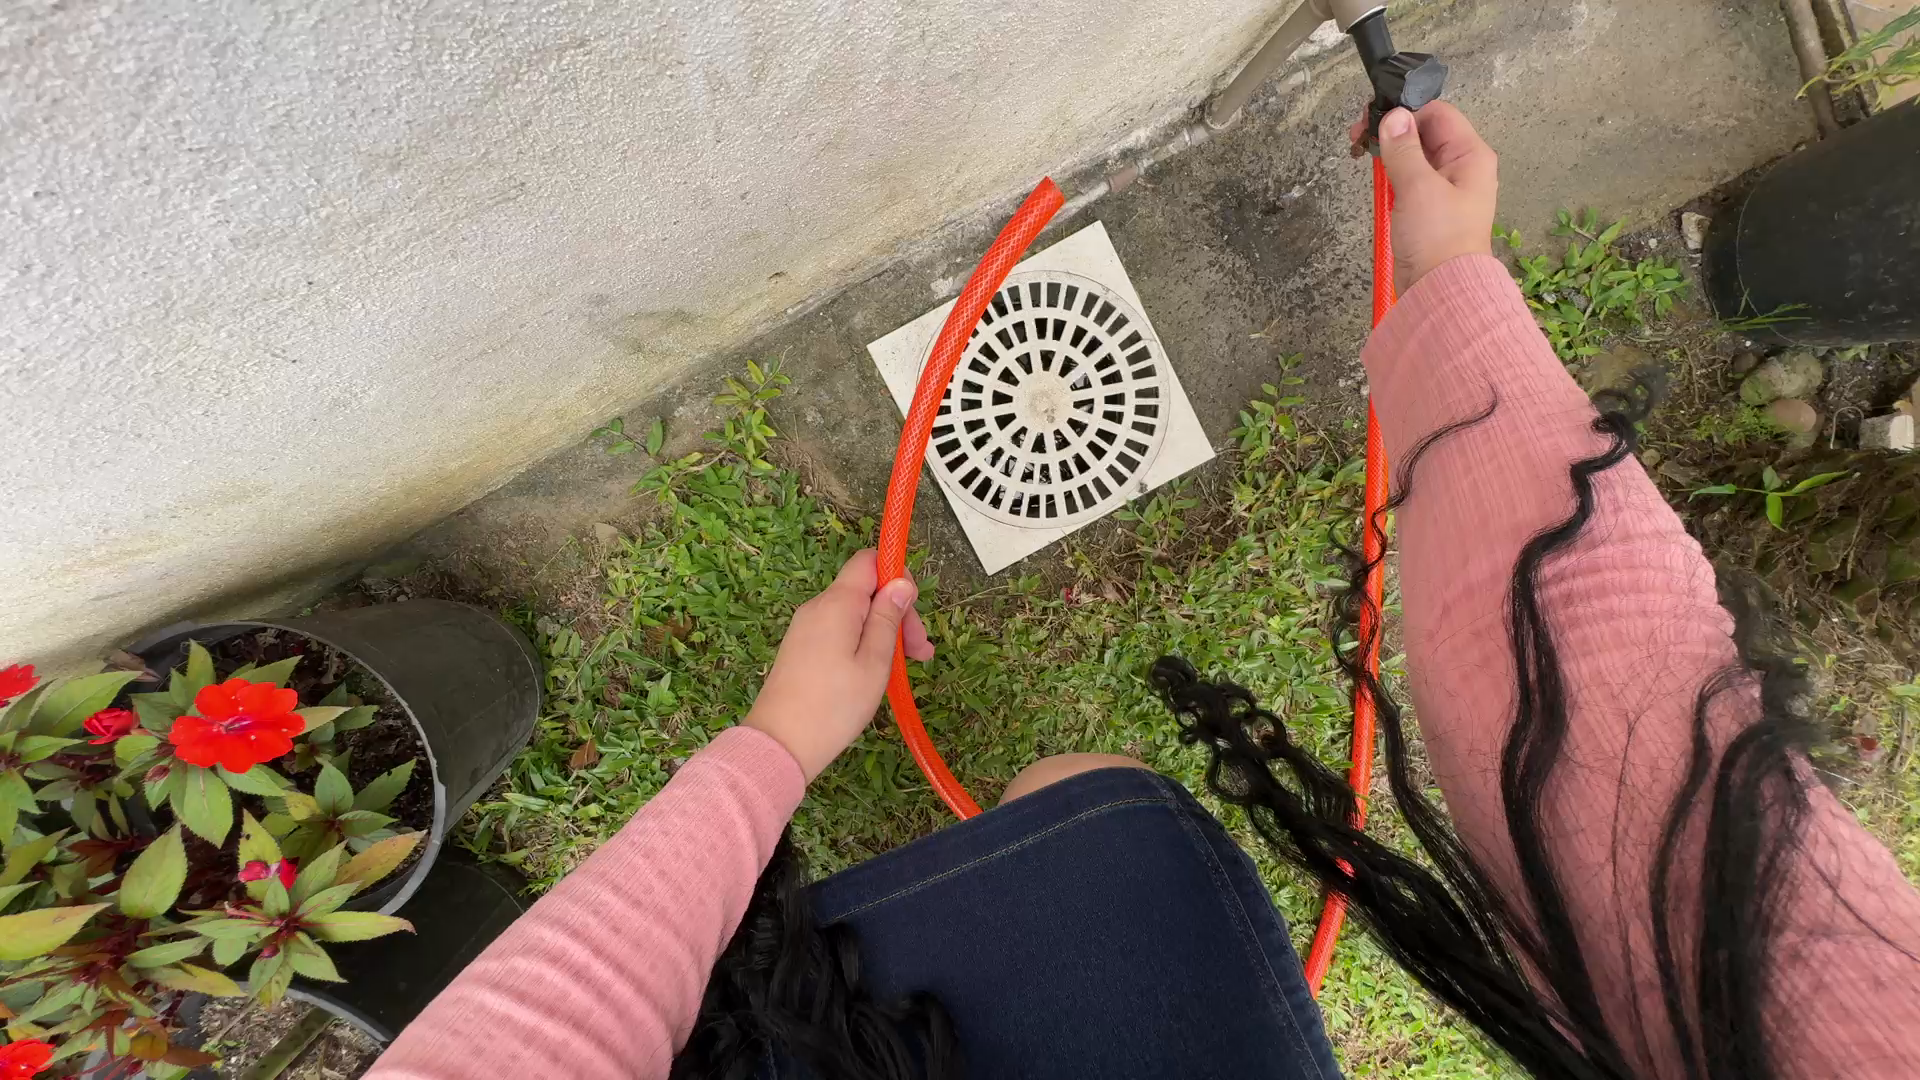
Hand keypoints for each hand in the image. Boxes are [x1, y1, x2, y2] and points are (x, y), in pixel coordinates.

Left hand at [744, 549, 934, 779]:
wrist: (779, 745)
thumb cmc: (835, 705)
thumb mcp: (875, 661)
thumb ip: (888, 617)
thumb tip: (901, 581)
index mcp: (837, 603)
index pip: (868, 561)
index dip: (895, 575)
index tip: (913, 608)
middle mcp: (818, 607)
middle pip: (865, 590)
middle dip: (897, 612)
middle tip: (921, 652)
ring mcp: (806, 628)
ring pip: (855, 613)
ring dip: (883, 631)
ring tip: (908, 667)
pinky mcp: (801, 648)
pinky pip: (839, 631)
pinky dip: (862, 643)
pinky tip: (878, 671)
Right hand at [1349, 102, 1498, 291]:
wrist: (1438, 289)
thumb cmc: (1436, 238)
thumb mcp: (1417, 188)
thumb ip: (1403, 150)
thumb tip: (1393, 116)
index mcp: (1469, 155)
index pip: (1437, 115)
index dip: (1405, 111)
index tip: (1370, 118)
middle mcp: (1459, 169)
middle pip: (1424, 136)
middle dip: (1391, 132)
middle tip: (1355, 138)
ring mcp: (1442, 192)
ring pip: (1413, 160)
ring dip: (1388, 155)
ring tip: (1360, 156)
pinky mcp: (1426, 214)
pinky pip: (1408, 185)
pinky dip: (1391, 179)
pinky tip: (1376, 182)